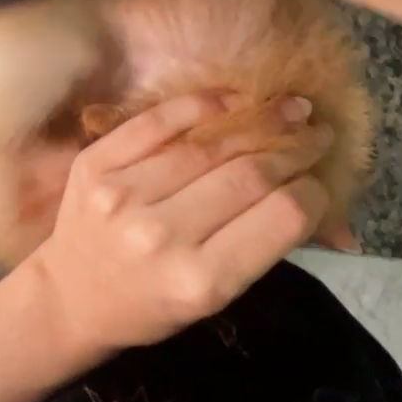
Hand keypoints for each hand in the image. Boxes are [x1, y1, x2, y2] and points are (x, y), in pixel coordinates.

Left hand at [18, 94, 330, 355]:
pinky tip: (229, 99)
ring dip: (255, 121)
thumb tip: (329, 205)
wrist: (72, 295)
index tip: (322, 178)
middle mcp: (160, 234)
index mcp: (201, 280)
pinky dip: (197, 105)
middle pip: (246, 175)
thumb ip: (262, 246)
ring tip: (285, 111)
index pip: (279, 217)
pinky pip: (155, 122)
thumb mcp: (215, 295)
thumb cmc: (153, 303)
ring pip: (206, 145)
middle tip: (317, 131)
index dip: (311, 191)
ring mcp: (122, 193)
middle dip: (291, 148)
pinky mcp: (94, 163)